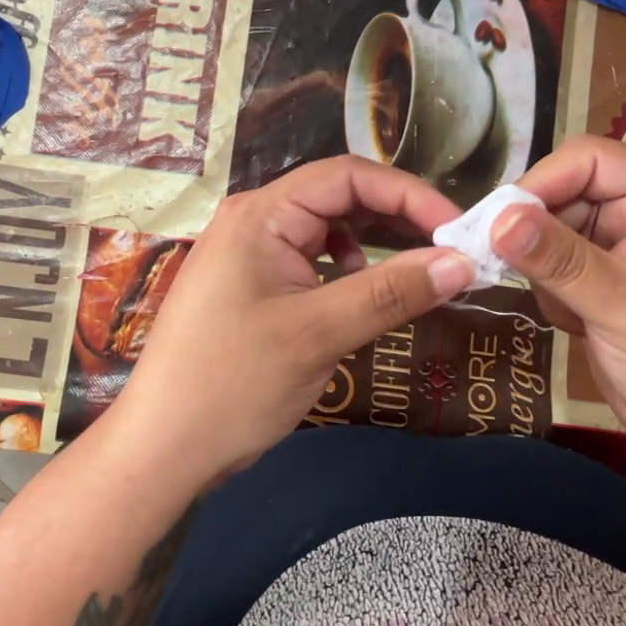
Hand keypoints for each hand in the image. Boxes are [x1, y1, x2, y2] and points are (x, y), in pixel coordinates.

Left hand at [112, 156, 474, 479]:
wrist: (163, 449)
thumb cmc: (233, 382)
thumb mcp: (318, 334)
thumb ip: (391, 292)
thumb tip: (463, 262)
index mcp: (261, 214)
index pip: (348, 176)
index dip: (408, 195)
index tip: (457, 231)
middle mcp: (253, 221)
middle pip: (338, 198)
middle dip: (395, 220)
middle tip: (447, 253)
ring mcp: (249, 255)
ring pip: (326, 231)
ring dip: (372, 247)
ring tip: (411, 276)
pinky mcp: (250, 288)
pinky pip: (310, 263)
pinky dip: (345, 274)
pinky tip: (359, 300)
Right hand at [489, 134, 625, 468]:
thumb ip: (561, 260)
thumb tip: (498, 218)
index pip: (588, 159)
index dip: (541, 182)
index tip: (499, 224)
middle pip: (564, 193)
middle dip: (538, 235)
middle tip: (511, 273)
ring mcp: (625, 250)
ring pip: (552, 233)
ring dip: (546, 272)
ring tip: (572, 313)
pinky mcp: (608, 284)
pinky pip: (556, 268)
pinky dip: (554, 294)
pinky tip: (580, 326)